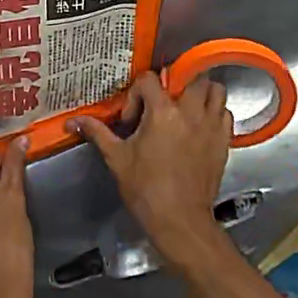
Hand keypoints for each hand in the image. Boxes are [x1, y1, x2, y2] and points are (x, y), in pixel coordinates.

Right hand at [70, 73, 232, 262]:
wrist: (179, 219)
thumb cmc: (145, 187)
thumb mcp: (116, 157)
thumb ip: (97, 132)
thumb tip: (72, 121)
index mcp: (162, 112)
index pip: (149, 80)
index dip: (136, 95)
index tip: (132, 119)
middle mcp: (191, 113)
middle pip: (191, 78)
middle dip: (174, 86)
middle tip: (161, 104)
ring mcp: (211, 127)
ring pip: (216, 91)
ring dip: (200, 94)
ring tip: (184, 109)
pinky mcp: (224, 142)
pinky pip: (225, 114)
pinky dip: (214, 113)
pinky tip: (199, 127)